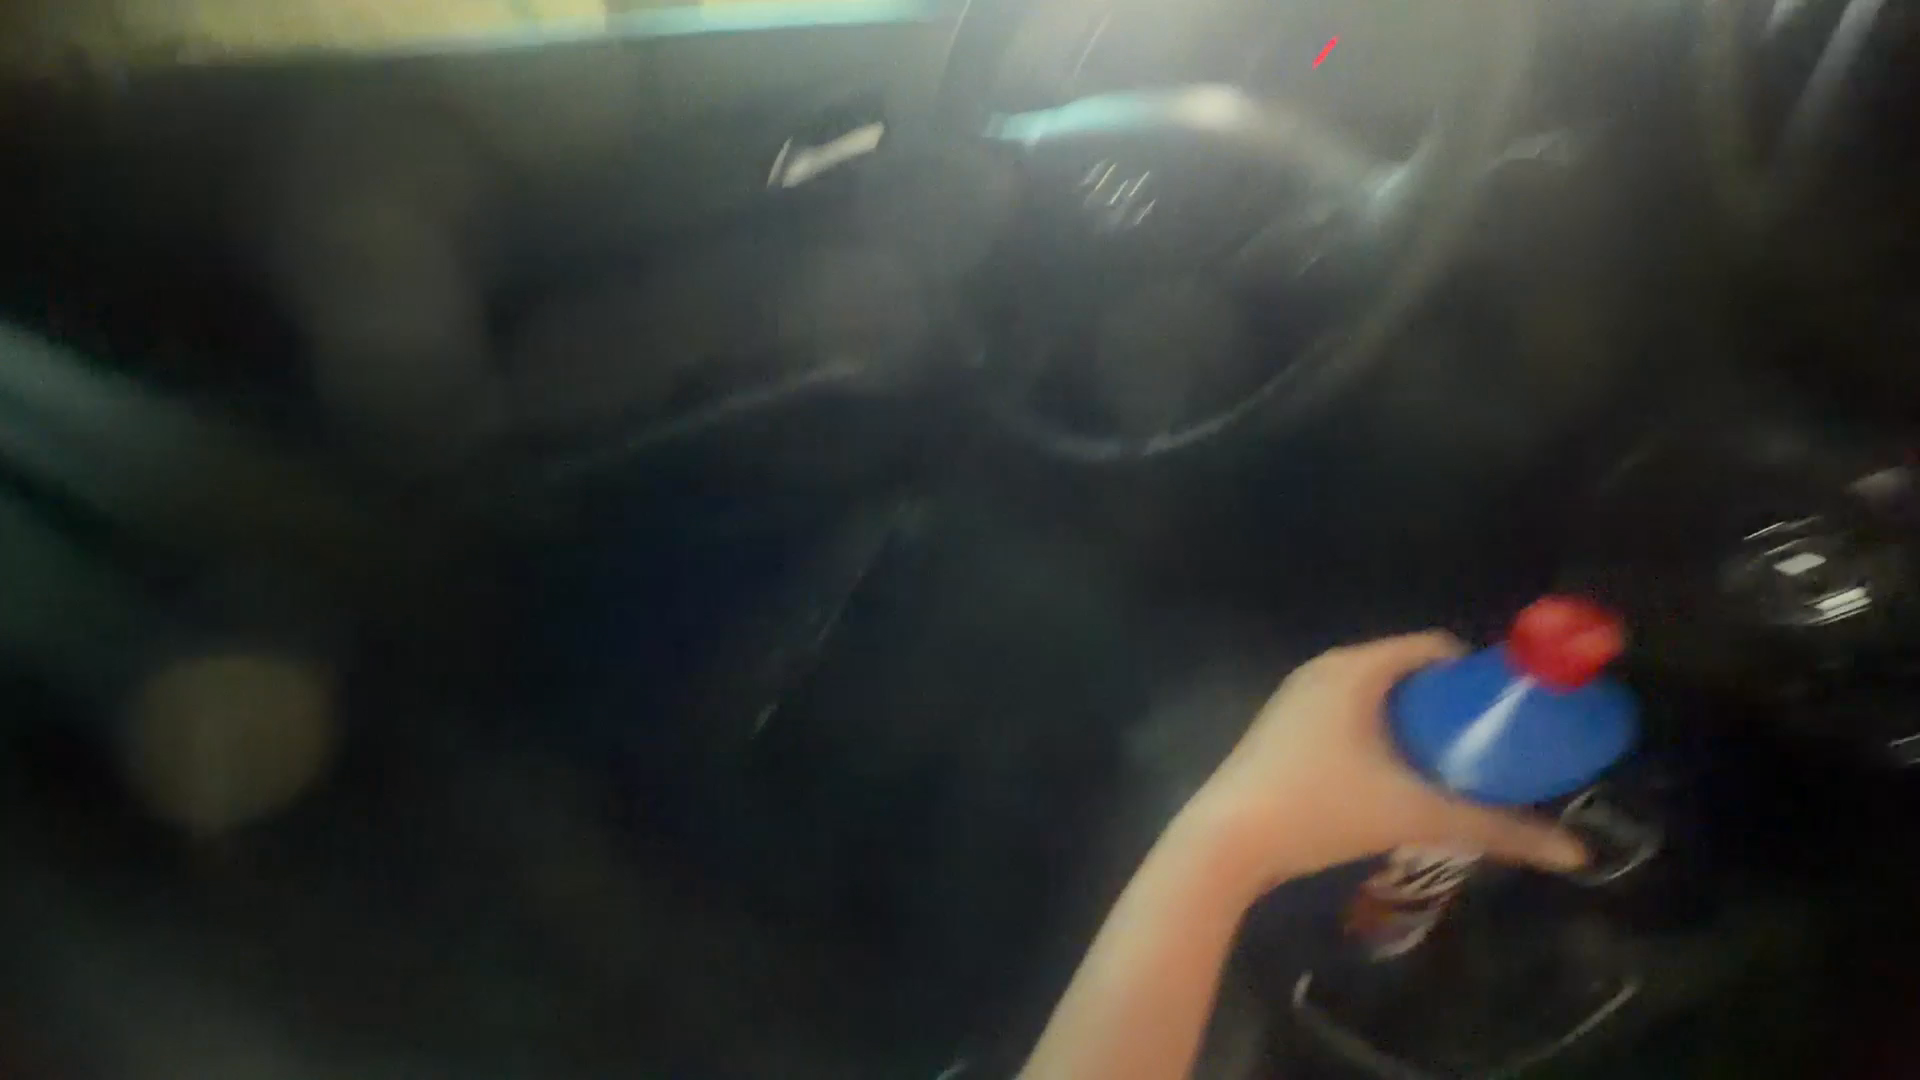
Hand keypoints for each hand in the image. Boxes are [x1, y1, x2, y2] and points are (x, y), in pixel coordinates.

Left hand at [1191, 632, 1588, 890]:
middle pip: (1406, 671)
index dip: (1479, 674)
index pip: (1431, 647)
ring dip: (1417, 723)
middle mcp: (1323, 670)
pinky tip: (1403, 774)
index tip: (1516, 713)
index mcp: (1354, 669)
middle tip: (1496, 748)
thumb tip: (1575, 852)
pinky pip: (1349, 712)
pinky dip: (1383, 732)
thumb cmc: (1322, 807)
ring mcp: (1298, 697)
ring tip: (1458, 765)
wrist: (1231, 834)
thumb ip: (1498, 828)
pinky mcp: (1285, 725)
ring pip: (1375, 696)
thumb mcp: (1415, 815)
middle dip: (1452, 704)